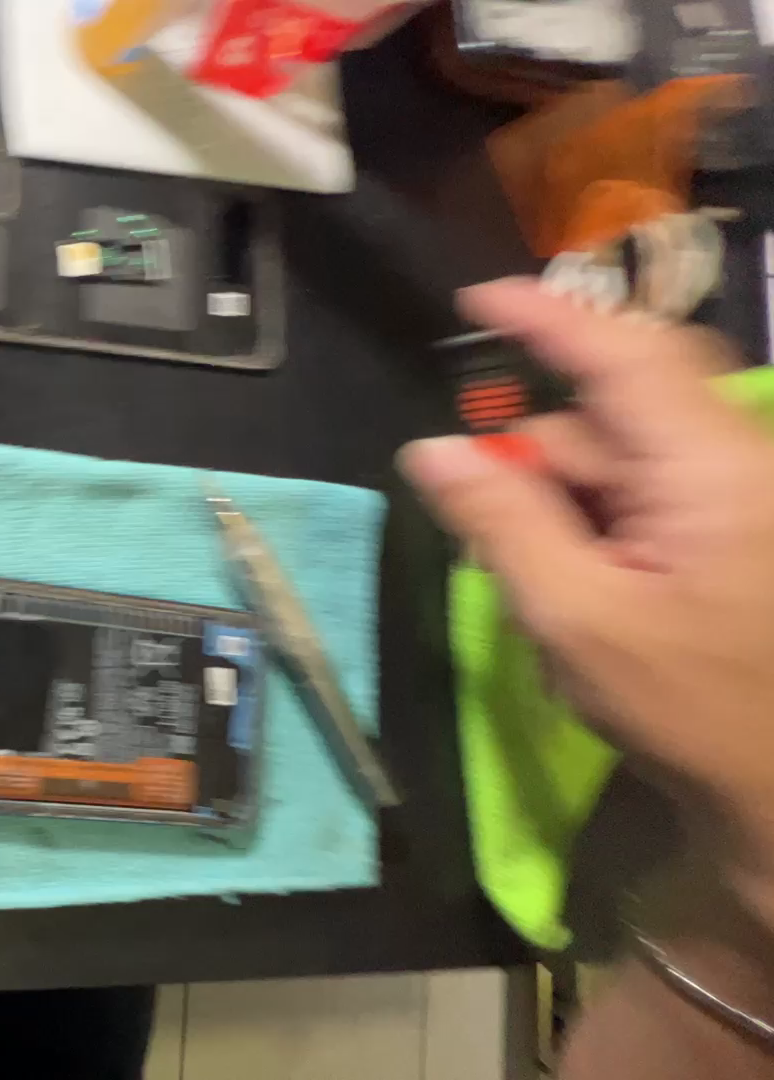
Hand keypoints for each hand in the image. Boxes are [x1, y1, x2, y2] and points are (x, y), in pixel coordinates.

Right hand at [399, 279, 773, 905]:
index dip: (552, 319)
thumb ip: (499, 520)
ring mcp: (732, 502)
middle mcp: (734, 469)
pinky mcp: (726, 532)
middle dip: (533, 463)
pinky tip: (581, 586)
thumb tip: (431, 448)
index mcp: (714, 476)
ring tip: (552, 589)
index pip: (629, 361)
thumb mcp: (571, 614)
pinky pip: (630, 500)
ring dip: (553, 506)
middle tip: (498, 540)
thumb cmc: (695, 704)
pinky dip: (581, 527)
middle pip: (603, 422)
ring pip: (609, 464)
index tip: (479, 298)